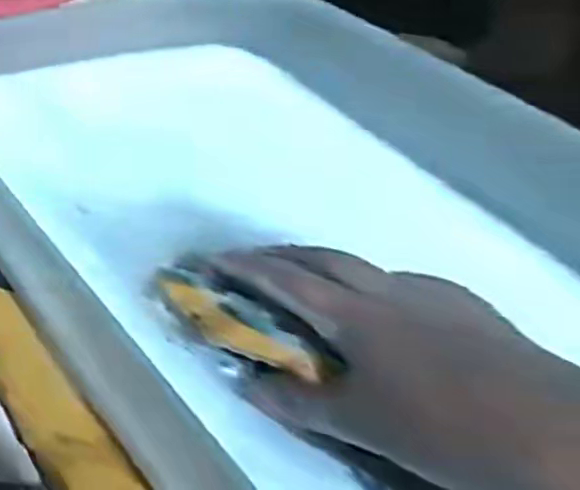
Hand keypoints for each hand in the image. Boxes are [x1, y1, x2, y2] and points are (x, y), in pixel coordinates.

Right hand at [209, 245, 579, 489]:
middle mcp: (383, 291)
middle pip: (319, 258)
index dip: (235, 264)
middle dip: (278, 255)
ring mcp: (438, 301)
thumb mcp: (369, 426)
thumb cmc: (456, 430)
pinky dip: (386, 284)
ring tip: (315, 277)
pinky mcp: (484, 317)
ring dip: (329, 265)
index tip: (203, 260)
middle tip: (250, 262)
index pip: (275, 275)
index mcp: (348, 310)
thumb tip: (247, 385)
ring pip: (366, 266)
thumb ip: (302, 402)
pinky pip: (415, 285)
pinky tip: (398, 302)